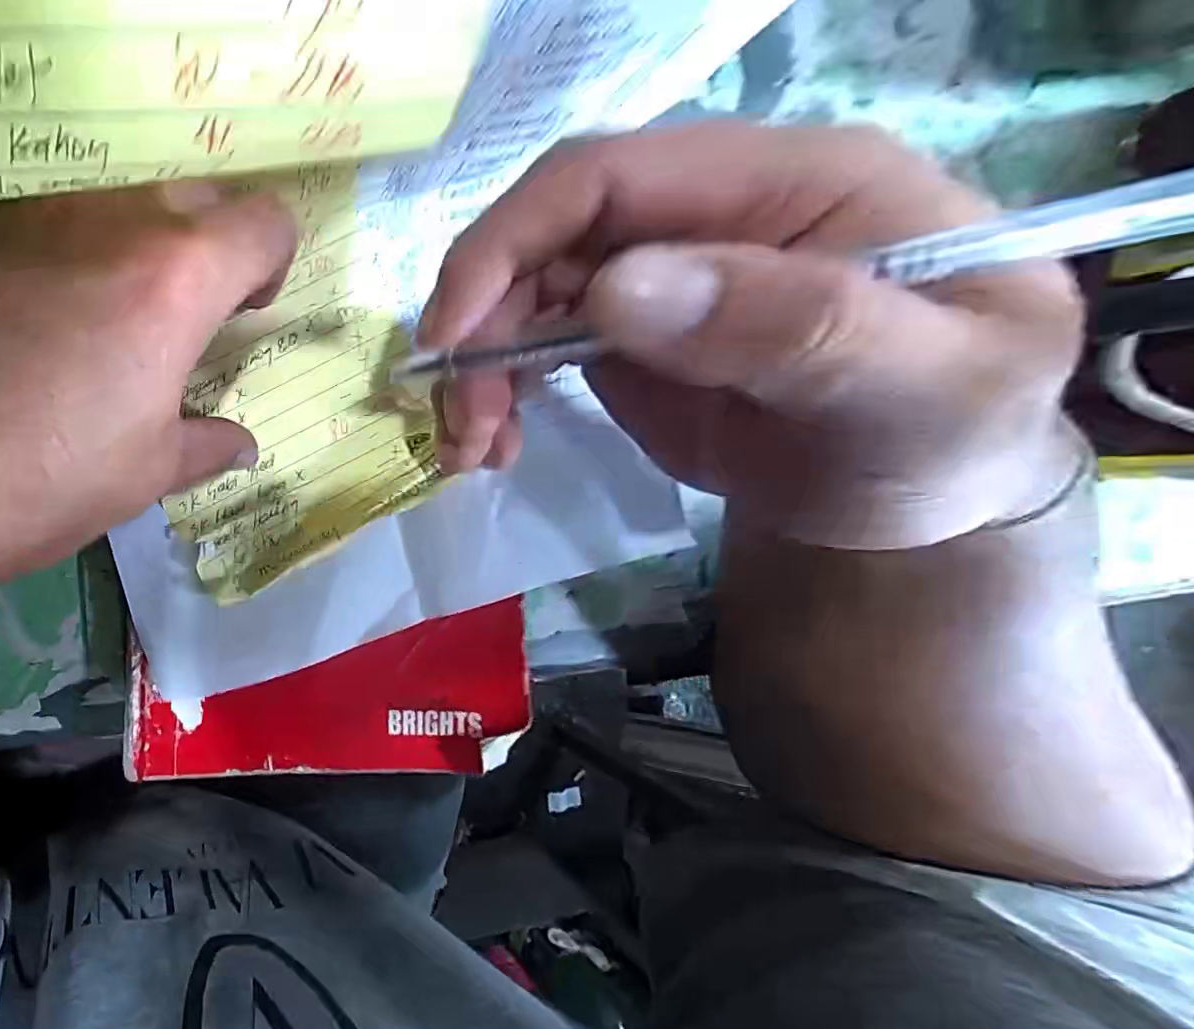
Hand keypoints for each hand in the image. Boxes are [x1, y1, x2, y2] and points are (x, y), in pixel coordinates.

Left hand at [0, 182, 294, 648]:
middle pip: (188, 198)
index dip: (271, 263)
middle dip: (202, 252)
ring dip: (121, 251)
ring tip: (85, 326)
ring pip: (103, 203)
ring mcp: (15, 207)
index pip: (264, 222)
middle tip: (172, 324)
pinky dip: (44, 257)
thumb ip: (205, 446)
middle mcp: (103, 216)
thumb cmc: (33, 484)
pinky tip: (3, 327)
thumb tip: (241, 443)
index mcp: (172, 280)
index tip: (244, 312)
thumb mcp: (140, 478)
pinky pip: (25, 219)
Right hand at [418, 122, 1085, 548]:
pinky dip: (493, 395)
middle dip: (480, 332)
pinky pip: (525, 347)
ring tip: (474, 450)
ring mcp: (652, 276)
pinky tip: (495, 445)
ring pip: (517, 299)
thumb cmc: (933, 438)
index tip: (450, 336)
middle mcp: (699, 215)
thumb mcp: (917, 384)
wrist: (898, 499)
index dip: (505, 245)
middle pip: (540, 243)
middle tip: (465, 424)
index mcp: (783, 181)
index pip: (603, 175)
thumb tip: (613, 291)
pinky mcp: (617, 335)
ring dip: (476, 374)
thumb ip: (790, 323)